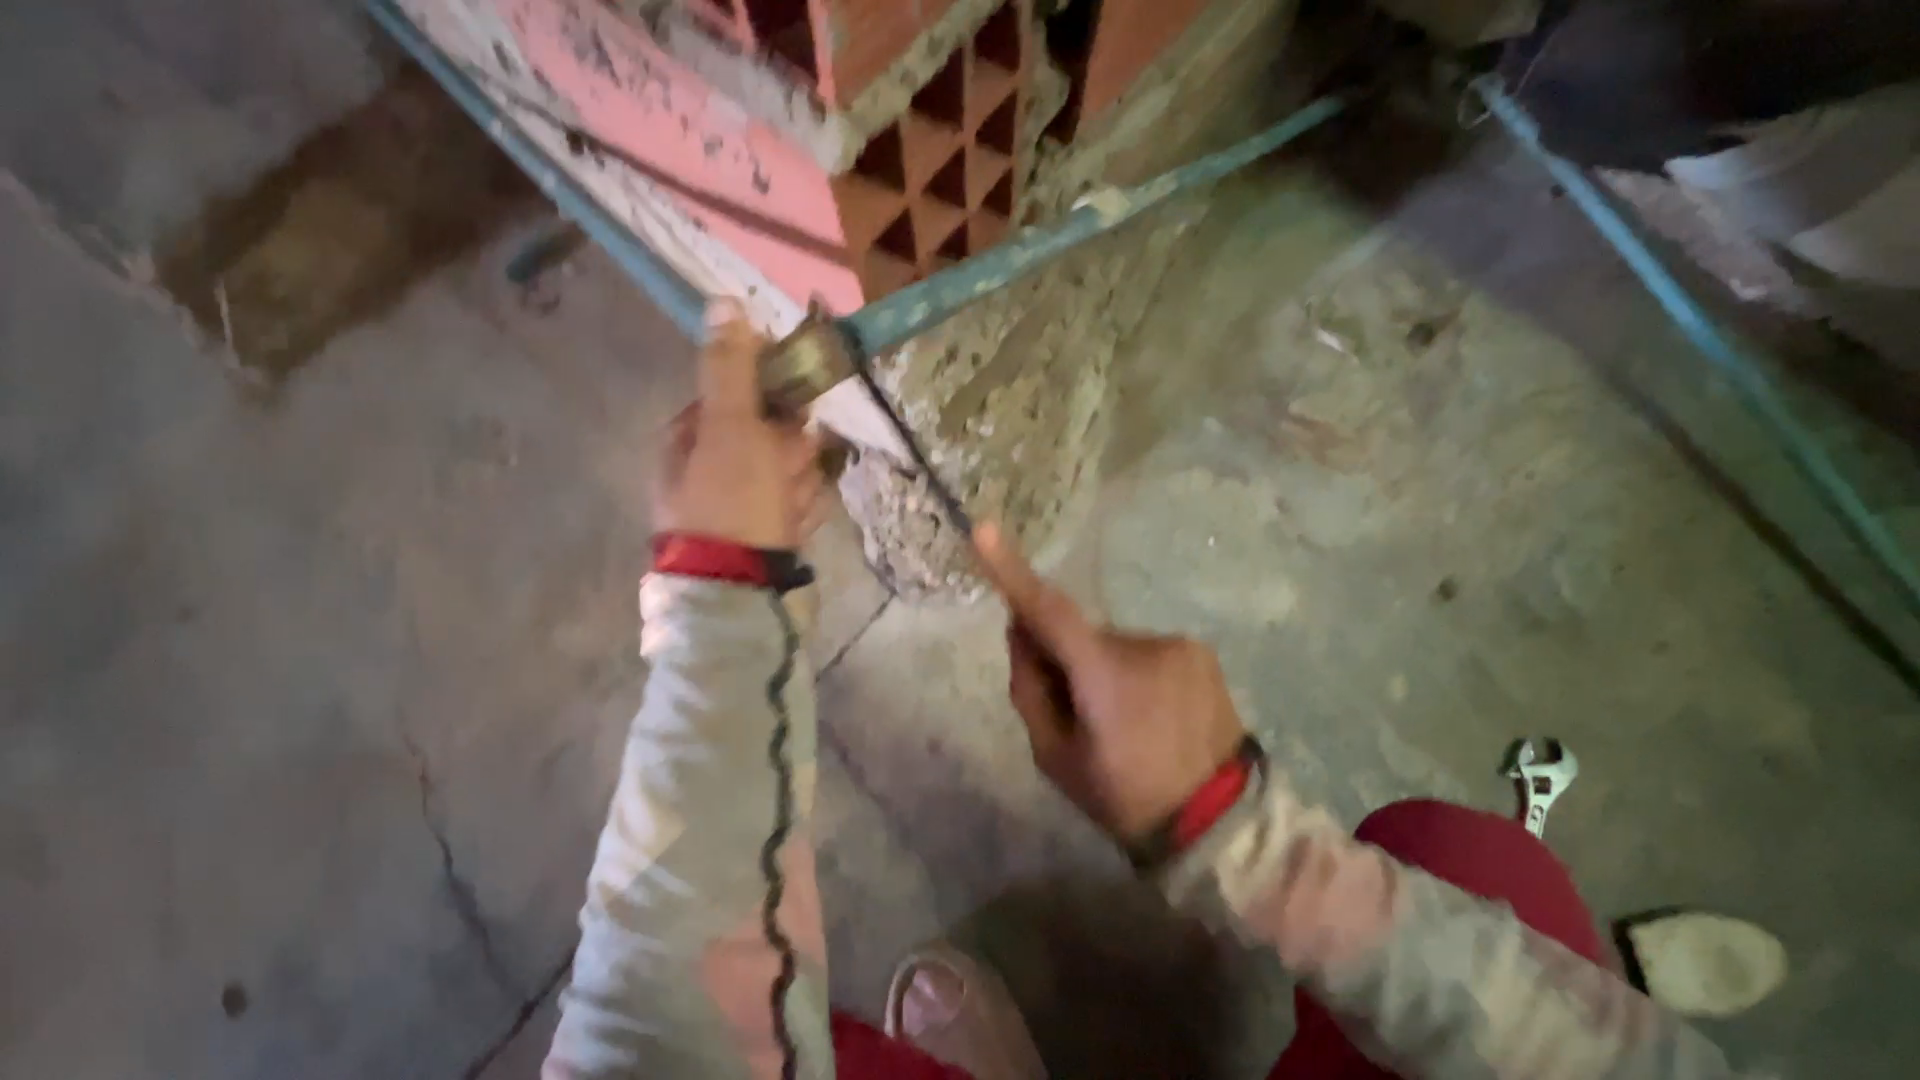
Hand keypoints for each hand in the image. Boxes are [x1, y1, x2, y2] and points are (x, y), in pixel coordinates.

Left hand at [656, 299, 824, 548]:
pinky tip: (792, 529)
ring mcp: (736, 503)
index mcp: (691, 435)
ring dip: (799, 485)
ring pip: (790, 471)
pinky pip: (795, 506)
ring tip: (787, 510)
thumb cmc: (731, 500)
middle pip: (773, 435)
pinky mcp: (762, 534)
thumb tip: (723, 301)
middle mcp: (709, 467)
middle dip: (790, 452)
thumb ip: (730, 368)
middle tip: (785, 472)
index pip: (745, 394)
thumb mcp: (730, 426)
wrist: (737, 590)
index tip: (792, 416)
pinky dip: (799, 514)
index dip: (775, 401)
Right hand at [973, 524, 1247, 842]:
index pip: (1050, 612)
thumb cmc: (1126, 797)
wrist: (1221, 822)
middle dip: (1066, 661)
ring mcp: (1177, 646)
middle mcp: (1143, 645)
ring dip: (1104, 672)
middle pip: (1080, 637)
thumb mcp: (1056, 758)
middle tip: (1074, 714)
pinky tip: (1153, 718)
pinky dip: (1136, 676)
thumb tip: (1022, 632)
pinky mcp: (1200, 653)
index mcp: (1105, 676)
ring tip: (1125, 726)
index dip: (1013, 572)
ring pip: (1113, 647)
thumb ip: (1030, 689)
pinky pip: (1145, 654)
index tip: (983, 529)